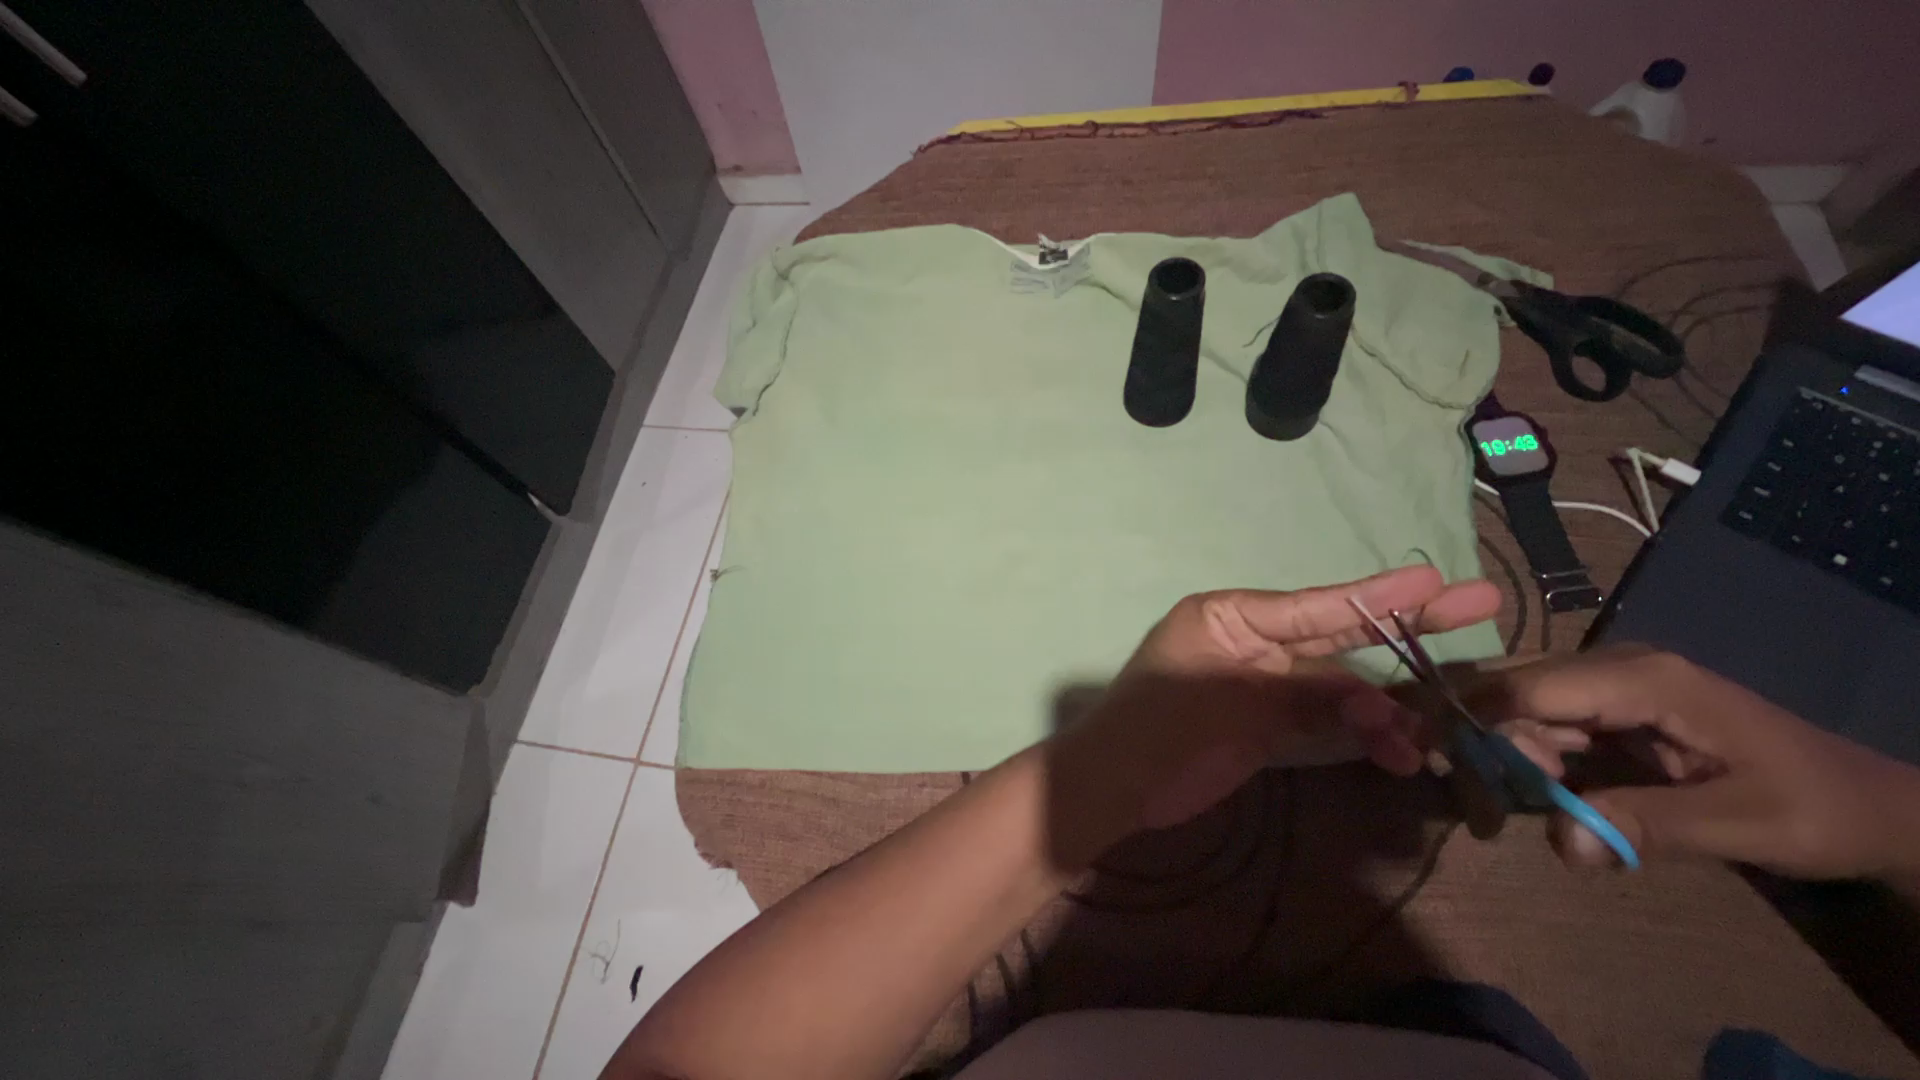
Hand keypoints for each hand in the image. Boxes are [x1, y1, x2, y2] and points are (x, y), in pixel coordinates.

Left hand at [1051, 566, 1500, 844]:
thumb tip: (1381, 706)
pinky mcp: (1269, 725)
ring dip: (1387, 709)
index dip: (1379, 596)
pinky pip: (1327, 720)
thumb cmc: (1158, 725)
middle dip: (1406, 625)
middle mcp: (1255, 641)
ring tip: (1430, 735)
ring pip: (1341, 685)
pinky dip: (1362, 733)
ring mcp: (1264, 684)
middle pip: (1340, 633)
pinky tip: (1398, 752)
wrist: (1117, 783)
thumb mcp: (1229, 698)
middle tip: (1481, 604)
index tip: (1435, 580)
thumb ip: (1304, 695)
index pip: (1317, 604)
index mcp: (1233, 615)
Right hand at [1480, 645, 1919, 884]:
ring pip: (1520, 710)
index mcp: (1642, 679)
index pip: (1528, 689)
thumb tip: (1560, 843)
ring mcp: (1609, 689)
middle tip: (1485, 810)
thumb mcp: (1746, 823)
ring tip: (1500, 813)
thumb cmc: (1819, 808)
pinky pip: (1545, 728)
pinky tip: (1535, 798)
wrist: (1877, 808)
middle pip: (1513, 695)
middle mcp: (1614, 670)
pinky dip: (1527, 763)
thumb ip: (1650, 826)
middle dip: (1485, 745)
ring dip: (1502, 759)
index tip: (1456, 777)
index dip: (1482, 727)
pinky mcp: (1610, 714)